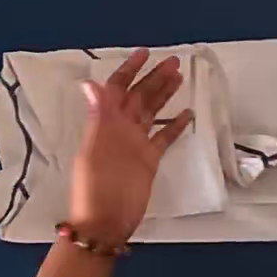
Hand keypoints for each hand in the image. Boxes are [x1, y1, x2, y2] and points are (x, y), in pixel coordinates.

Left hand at [69, 48, 194, 246]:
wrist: (105, 222)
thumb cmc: (97, 187)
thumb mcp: (94, 149)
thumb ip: (98, 117)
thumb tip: (89, 83)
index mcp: (106, 123)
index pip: (117, 88)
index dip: (129, 70)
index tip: (144, 53)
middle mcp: (121, 129)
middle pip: (139, 96)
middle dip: (154, 77)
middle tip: (173, 61)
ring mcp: (136, 144)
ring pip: (152, 111)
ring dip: (164, 94)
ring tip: (180, 77)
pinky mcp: (149, 160)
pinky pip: (163, 137)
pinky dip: (174, 125)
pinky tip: (186, 113)